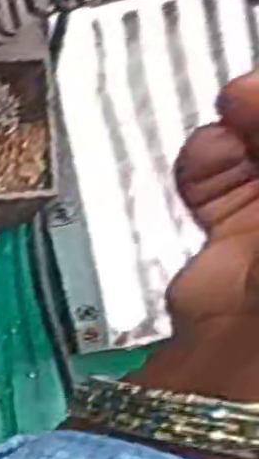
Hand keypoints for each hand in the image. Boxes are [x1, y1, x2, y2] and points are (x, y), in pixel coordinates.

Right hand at [124, 71, 258, 458]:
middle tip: (251, 89)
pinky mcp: (240, 245)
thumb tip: (246, 101)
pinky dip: (209, 171)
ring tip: (231, 108)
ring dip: (249, 137)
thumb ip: (256, 176)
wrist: (241, 369)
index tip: (257, 92)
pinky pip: (227, 195)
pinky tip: (205, 149)